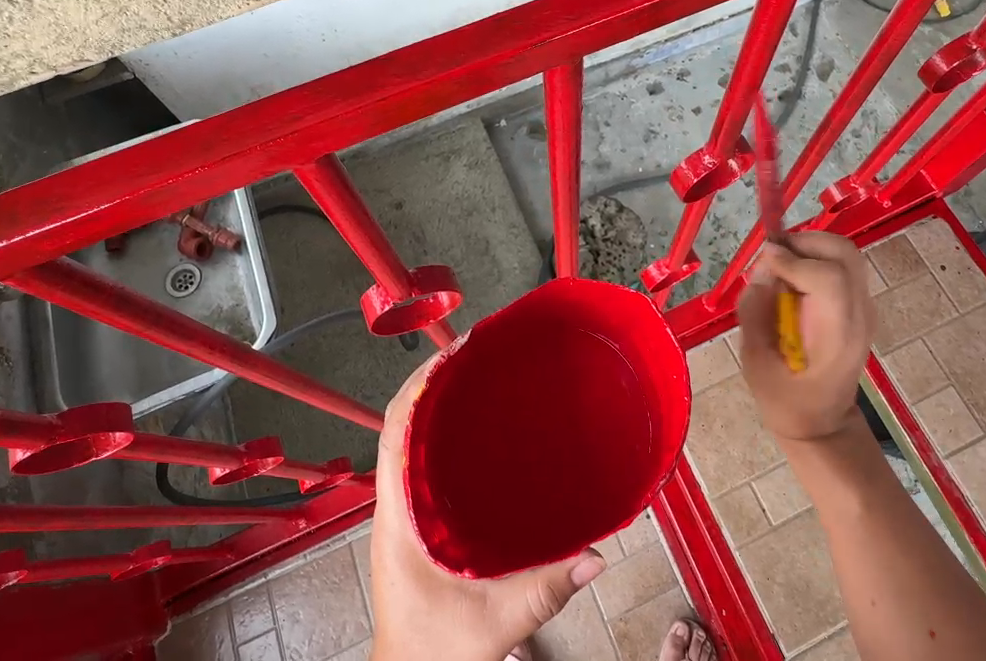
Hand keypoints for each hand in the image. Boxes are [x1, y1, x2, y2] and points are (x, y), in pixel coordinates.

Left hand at [369, 355, 606, 660]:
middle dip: (431, 385)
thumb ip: (545, 590)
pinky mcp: (418, 527)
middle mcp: (394, 508)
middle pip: (400, 427)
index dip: (416, 386)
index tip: (448, 355)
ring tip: (475, 380)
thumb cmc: (432, 654)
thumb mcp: (493, 622)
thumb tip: (593, 556)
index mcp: (397, 519)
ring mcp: (403, 516)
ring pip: (409, 445)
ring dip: (435, 409)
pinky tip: (477, 435)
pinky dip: (443, 439)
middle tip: (471, 356)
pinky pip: (423, 467)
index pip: (392, 432)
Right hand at [736, 232, 876, 442]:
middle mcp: (859, 315)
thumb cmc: (786, 402)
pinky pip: (841, 266)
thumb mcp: (756, 363)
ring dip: (810, 247)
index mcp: (837, 335)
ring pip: (845, 254)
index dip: (793, 260)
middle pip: (844, 253)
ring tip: (779, 264)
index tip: (763, 261)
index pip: (829, 277)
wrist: (823, 426)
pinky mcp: (857, 306)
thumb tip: (761, 271)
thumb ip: (755, 313)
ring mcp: (864, 309)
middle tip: (771, 255)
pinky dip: (815, 258)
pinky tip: (791, 278)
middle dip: (804, 242)